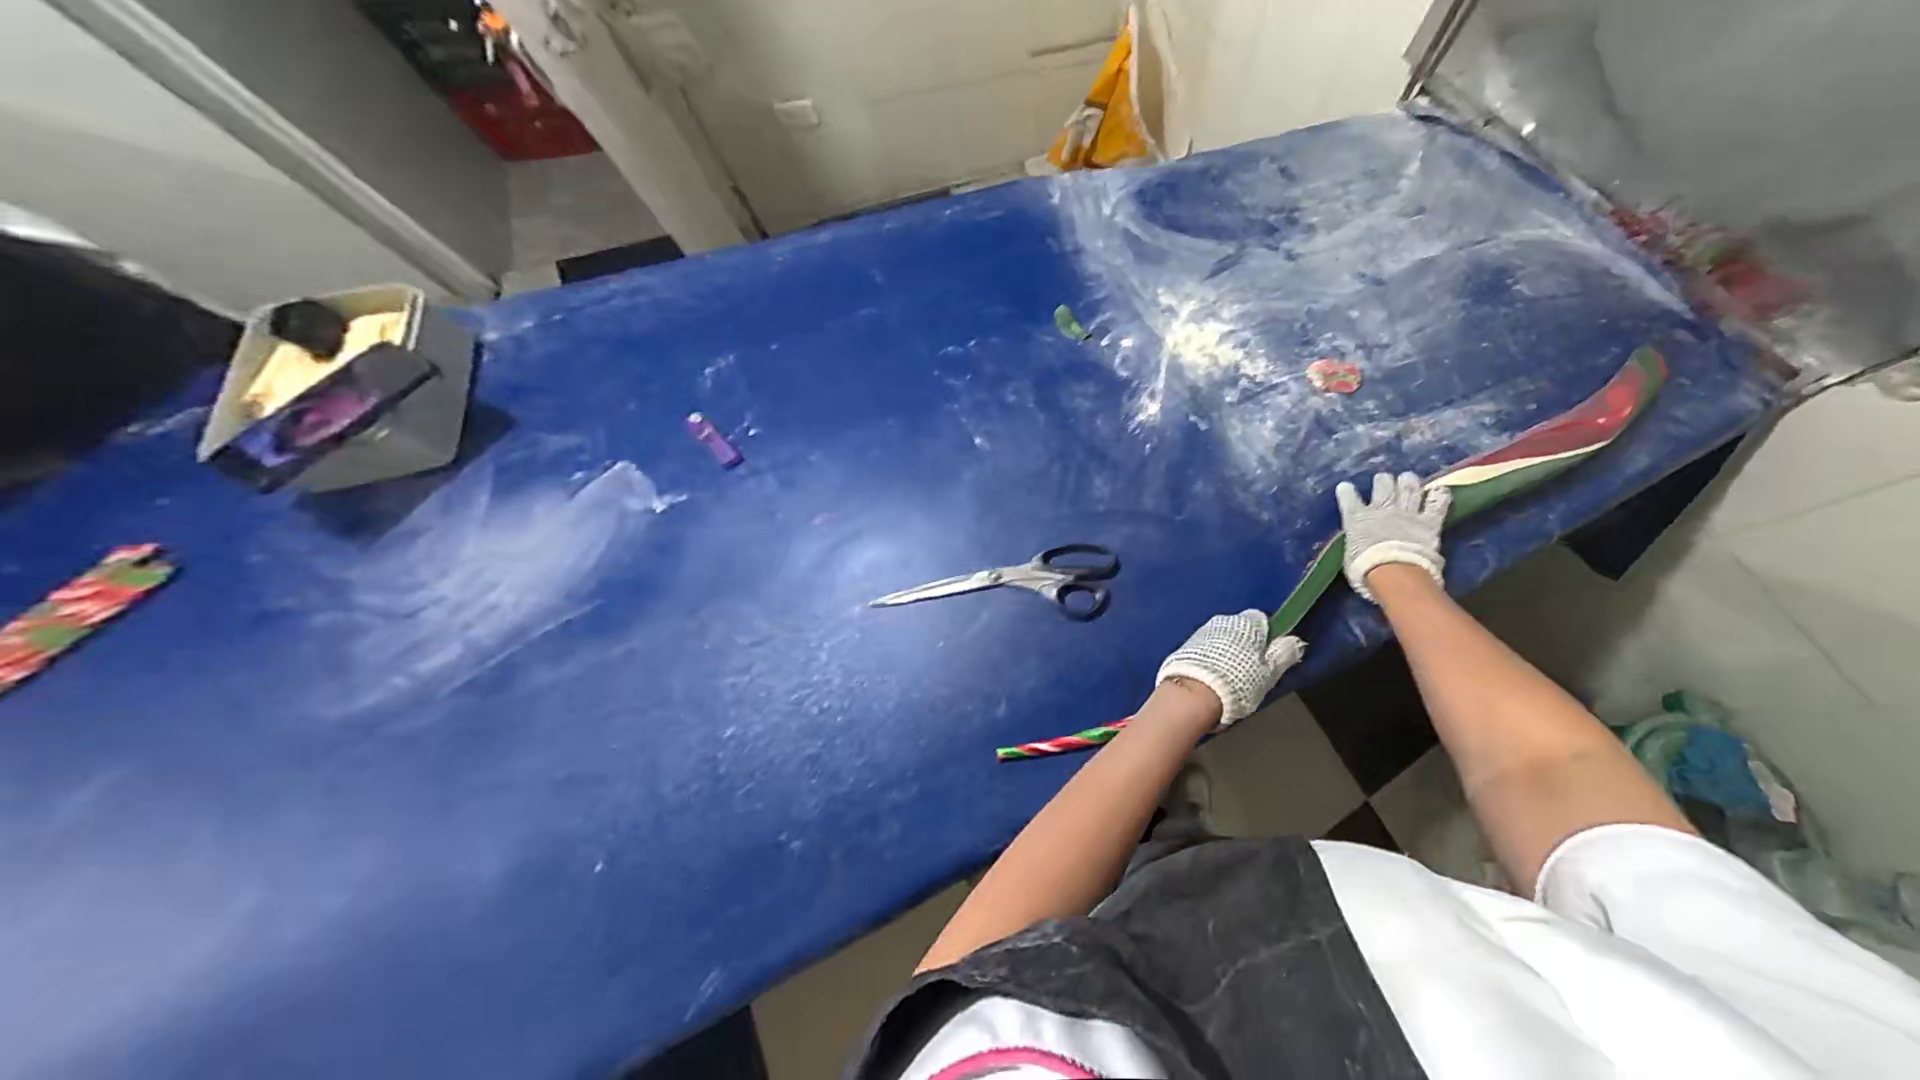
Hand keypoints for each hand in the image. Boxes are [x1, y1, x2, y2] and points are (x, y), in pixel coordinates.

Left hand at [1156, 610, 1305, 724]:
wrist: (1193, 694)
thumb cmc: (1238, 682)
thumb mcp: (1270, 672)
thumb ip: (1284, 654)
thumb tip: (1295, 642)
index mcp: (1246, 622)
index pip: (1261, 621)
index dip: (1266, 639)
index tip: (1268, 658)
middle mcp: (1221, 621)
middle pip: (1239, 631)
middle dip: (1244, 646)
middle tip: (1249, 672)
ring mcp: (1201, 632)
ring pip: (1220, 640)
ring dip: (1225, 653)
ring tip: (1228, 678)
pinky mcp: (1185, 646)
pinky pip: (1204, 650)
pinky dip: (1208, 660)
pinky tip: (1210, 678)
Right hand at [1336, 471, 1450, 600]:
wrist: (1393, 572)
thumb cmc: (1364, 569)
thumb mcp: (1351, 554)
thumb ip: (1357, 542)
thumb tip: (1360, 543)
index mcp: (1357, 518)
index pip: (1348, 498)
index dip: (1346, 491)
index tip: (1345, 487)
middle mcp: (1381, 510)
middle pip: (1383, 486)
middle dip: (1383, 480)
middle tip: (1384, 479)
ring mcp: (1407, 513)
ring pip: (1409, 488)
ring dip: (1409, 482)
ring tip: (1408, 478)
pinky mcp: (1429, 521)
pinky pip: (1437, 503)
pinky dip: (1440, 496)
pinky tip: (1441, 490)